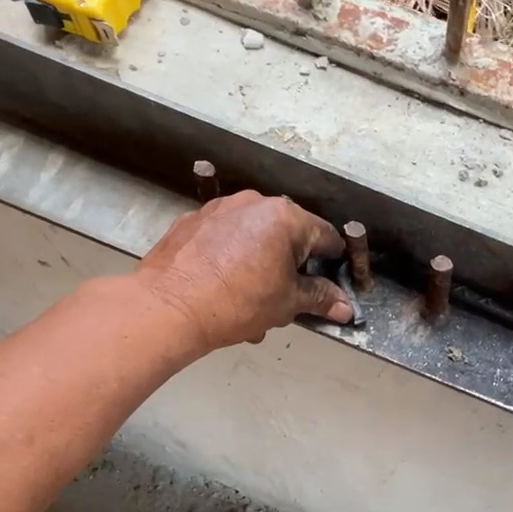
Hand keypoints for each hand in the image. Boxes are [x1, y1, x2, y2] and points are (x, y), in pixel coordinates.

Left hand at [135, 190, 352, 349]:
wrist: (170, 307)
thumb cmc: (234, 302)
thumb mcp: (288, 303)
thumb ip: (320, 298)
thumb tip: (342, 306)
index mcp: (286, 218)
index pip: (326, 237)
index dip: (333, 263)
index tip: (330, 282)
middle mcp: (255, 204)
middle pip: (289, 234)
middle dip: (293, 265)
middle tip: (288, 297)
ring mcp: (221, 209)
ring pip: (256, 237)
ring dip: (262, 264)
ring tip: (253, 299)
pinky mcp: (194, 221)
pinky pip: (227, 238)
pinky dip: (233, 259)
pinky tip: (227, 288)